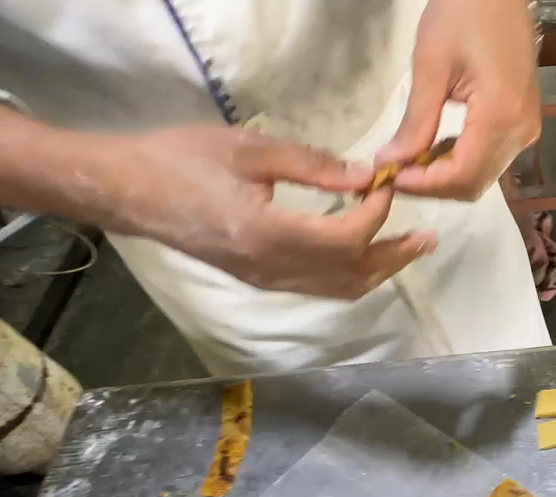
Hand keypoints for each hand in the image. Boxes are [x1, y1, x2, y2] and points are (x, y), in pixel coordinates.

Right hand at [92, 126, 435, 298]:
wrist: (127, 193)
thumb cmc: (180, 160)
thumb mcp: (247, 149)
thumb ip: (310, 164)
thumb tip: (362, 174)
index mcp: (271, 237)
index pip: (347, 237)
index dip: (377, 212)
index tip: (387, 181)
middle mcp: (276, 270)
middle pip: (355, 274)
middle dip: (396, 255)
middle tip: (428, 238)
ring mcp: (270, 282)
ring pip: (342, 288)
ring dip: (379, 270)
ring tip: (408, 249)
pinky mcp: (264, 282)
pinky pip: (321, 288)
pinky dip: (352, 275)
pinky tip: (365, 256)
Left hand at [381, 0, 540, 199]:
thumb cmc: (464, 11)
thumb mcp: (431, 65)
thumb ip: (415, 122)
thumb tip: (392, 163)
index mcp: (501, 117)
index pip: (461, 175)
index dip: (425, 185)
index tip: (390, 178)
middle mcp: (520, 134)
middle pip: (473, 184)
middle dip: (433, 186)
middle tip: (396, 173)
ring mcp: (525, 133)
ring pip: (482, 178)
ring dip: (445, 177)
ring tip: (412, 161)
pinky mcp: (523, 127)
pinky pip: (489, 161)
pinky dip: (460, 163)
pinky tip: (436, 148)